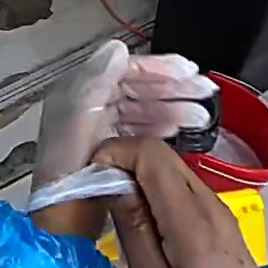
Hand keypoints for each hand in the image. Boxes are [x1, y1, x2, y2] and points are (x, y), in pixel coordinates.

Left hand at [32, 41, 214, 190]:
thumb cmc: (67, 166)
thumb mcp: (79, 116)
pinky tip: (180, 128)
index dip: (157, 66)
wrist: (61, 221)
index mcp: (79, 90)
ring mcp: (101, 127)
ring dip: (172, 107)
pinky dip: (162, 126)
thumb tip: (119, 46)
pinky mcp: (112, 149)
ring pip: (143, 108)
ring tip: (201, 116)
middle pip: (138, 87)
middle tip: (206, 91)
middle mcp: (90, 103)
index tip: (189, 69)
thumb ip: (97, 80)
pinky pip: (141, 129)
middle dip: (172, 88)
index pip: (124, 68)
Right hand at [93, 137, 267, 267]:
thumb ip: (135, 234)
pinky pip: (181, 185)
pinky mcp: (221, 219)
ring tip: (114, 206)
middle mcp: (209, 202)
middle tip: (96, 190)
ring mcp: (219, 208)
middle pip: (162, 154)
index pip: (152, 155)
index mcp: (193, 219)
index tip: (91, 176)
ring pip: (171, 167)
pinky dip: (155, 188)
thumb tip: (115, 184)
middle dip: (124, 160)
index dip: (117, 152)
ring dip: (139, 173)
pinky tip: (142, 218)